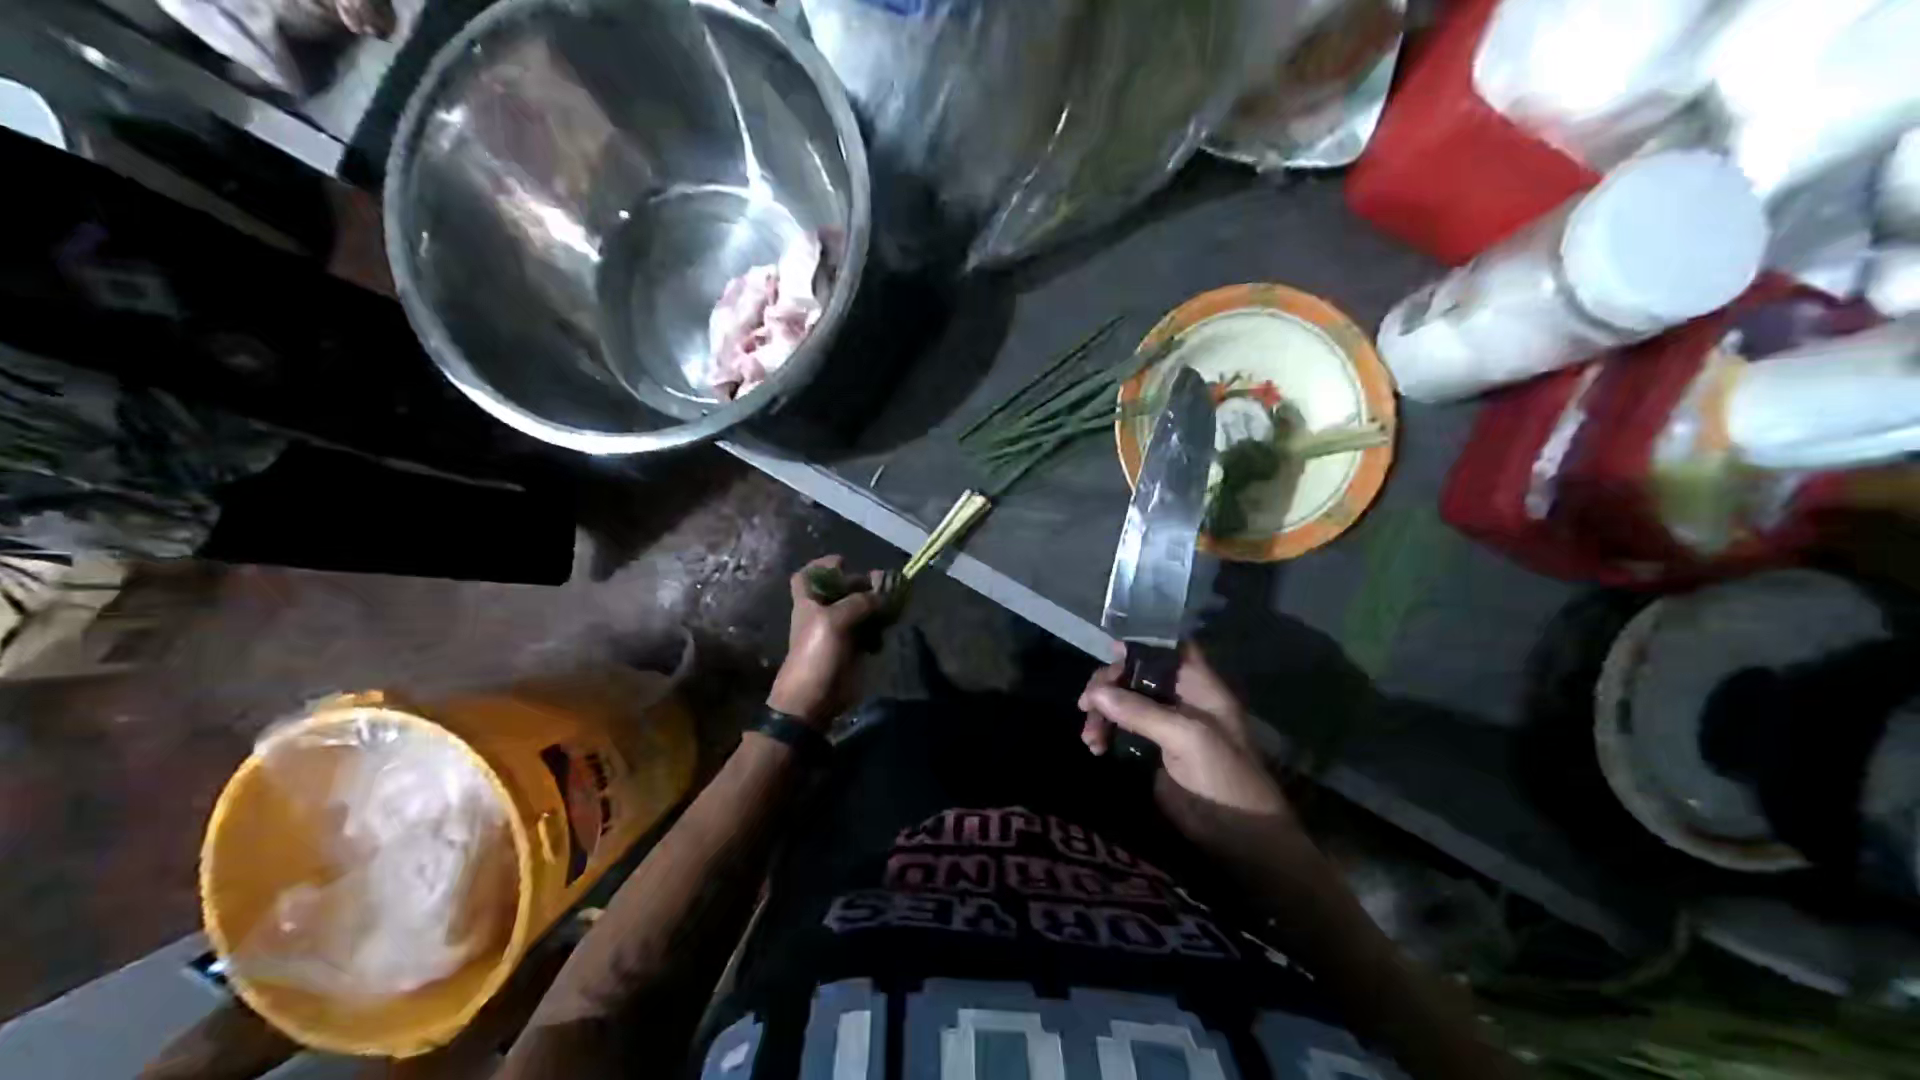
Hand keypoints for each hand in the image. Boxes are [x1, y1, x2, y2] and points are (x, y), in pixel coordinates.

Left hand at [767, 555, 885, 725]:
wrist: (813, 699)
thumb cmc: (815, 654)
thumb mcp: (834, 621)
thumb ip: (859, 602)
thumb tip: (882, 595)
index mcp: (808, 602)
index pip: (808, 576)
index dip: (822, 566)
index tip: (845, 562)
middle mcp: (822, 613)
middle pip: (841, 590)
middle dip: (861, 583)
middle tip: (881, 582)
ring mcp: (839, 631)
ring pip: (859, 609)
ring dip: (875, 604)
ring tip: (892, 603)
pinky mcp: (853, 649)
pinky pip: (869, 630)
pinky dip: (879, 627)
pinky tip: (887, 627)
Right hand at [1079, 644, 1297, 854]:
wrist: (1239, 838)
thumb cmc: (1224, 777)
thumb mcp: (1186, 737)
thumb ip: (1140, 711)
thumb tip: (1094, 693)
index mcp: (1199, 687)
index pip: (1170, 649)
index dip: (1142, 643)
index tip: (1109, 651)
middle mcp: (1180, 700)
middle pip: (1136, 675)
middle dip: (1108, 685)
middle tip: (1086, 705)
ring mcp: (1165, 727)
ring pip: (1123, 703)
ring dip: (1101, 714)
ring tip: (1090, 738)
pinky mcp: (1151, 753)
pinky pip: (1120, 731)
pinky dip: (1104, 733)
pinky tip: (1095, 748)